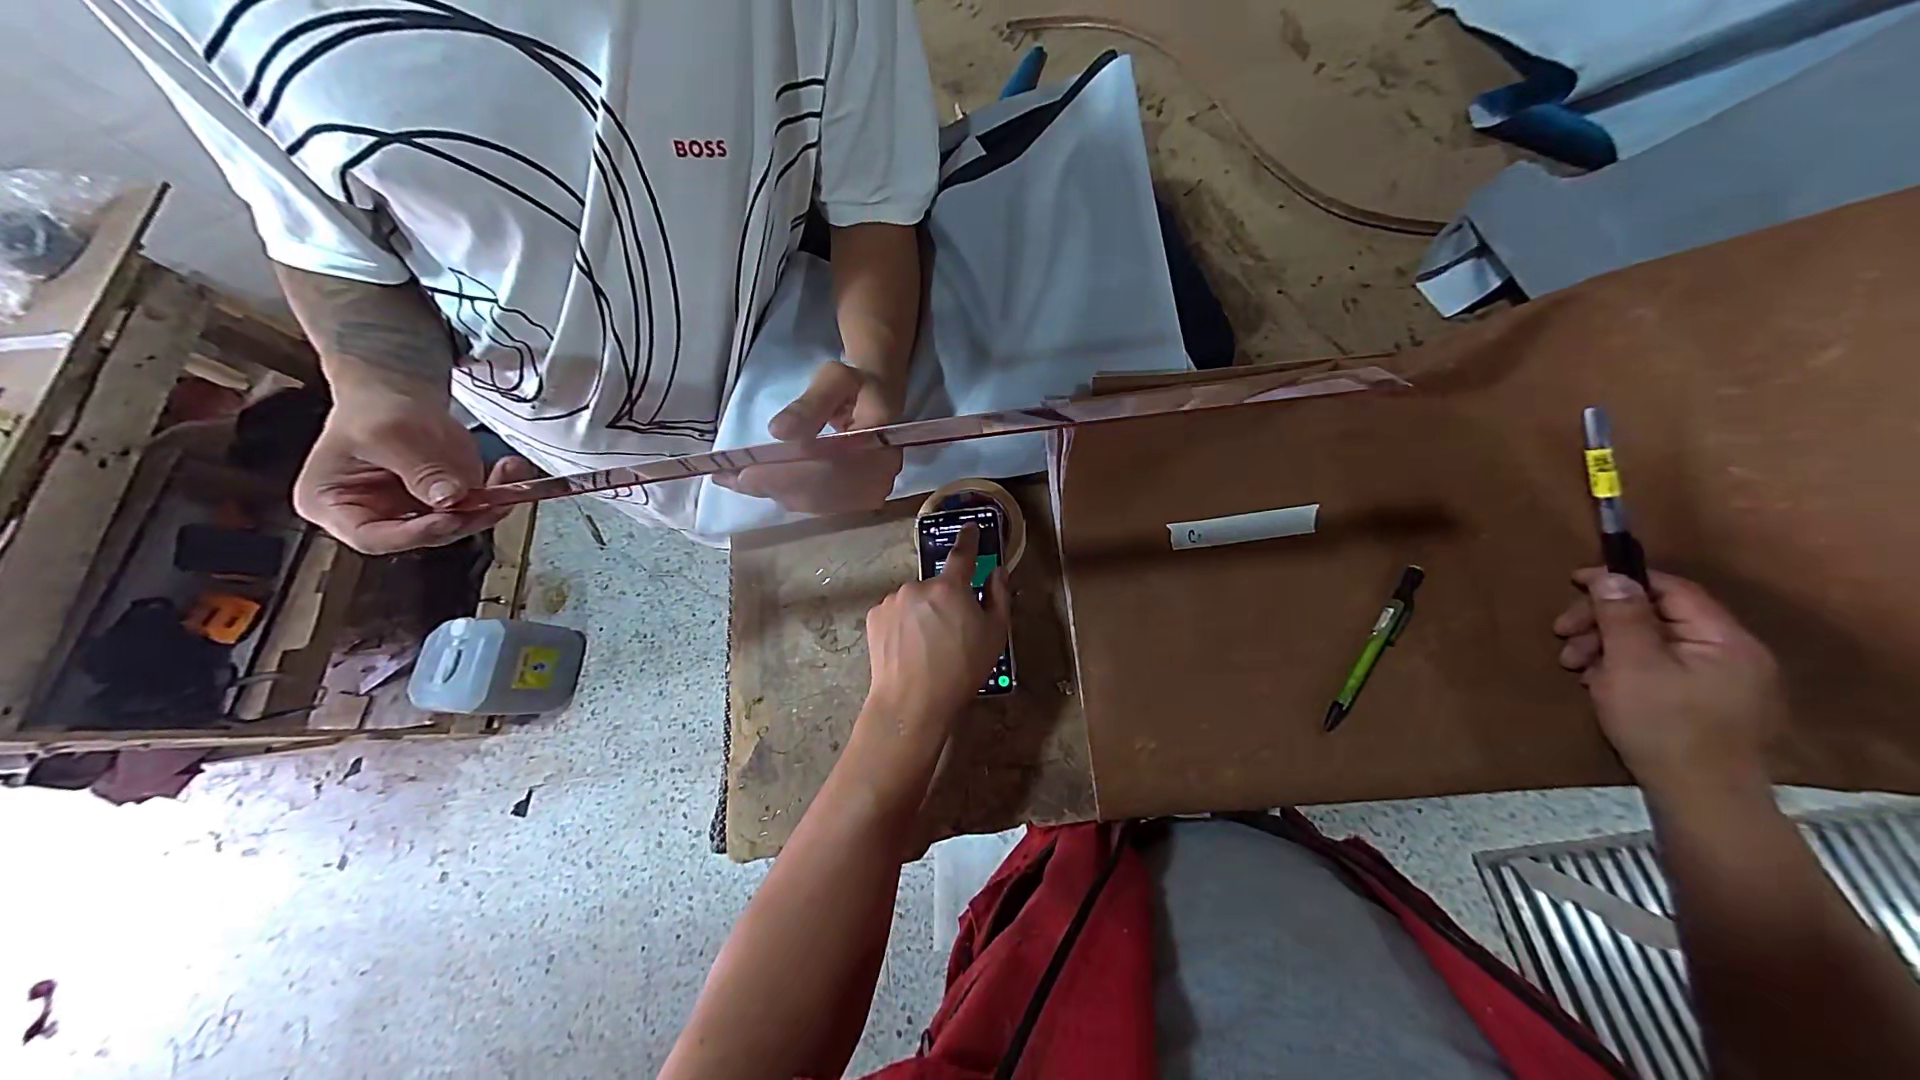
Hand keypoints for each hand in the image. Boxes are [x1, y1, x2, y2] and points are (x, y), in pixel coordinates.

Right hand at [294, 383, 537, 554]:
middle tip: (490, 497)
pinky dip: (500, 490)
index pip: (374, 538)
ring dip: (491, 503)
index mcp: (333, 505)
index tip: (448, 518)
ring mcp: (417, 512)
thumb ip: (419, 470)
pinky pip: (479, 506)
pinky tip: (511, 469)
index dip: (415, 534)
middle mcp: (377, 516)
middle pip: (428, 534)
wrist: (401, 393)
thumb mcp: (388, 435)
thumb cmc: (376, 409)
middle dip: (466, 516)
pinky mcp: (449, 503)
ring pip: (462, 522)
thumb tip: (448, 497)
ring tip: (509, 472)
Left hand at [714, 360, 903, 512]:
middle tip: (726, 477)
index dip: (786, 474)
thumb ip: (810, 403)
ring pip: (812, 503)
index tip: (745, 473)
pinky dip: (782, 494)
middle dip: (770, 485)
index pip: (830, 469)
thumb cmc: (855, 386)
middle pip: (818, 493)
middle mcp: (880, 478)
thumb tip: (779, 431)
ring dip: (772, 491)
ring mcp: (869, 494)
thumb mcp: (834, 379)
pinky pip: (814, 505)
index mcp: (881, 443)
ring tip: (733, 479)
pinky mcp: (855, 502)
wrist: (877, 402)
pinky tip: (756, 483)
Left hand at [855, 525, 1010, 776]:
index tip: (970, 527)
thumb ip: (999, 597)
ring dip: (922, 613)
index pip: (962, 554)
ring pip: (914, 600)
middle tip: (952, 632)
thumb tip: (997, 572)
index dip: (969, 539)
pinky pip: (895, 613)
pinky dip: (902, 624)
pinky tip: (908, 648)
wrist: (912, 702)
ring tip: (927, 647)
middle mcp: (918, 586)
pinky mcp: (874, 617)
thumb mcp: (995, 636)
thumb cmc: (960, 671)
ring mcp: (892, 601)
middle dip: (945, 602)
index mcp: (950, 587)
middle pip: (938, 587)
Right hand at [1554, 568, 1784, 792]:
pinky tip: (1598, 682)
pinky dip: (1622, 666)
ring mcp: (1722, 679)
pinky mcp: (1706, 700)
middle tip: (1562, 635)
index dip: (1621, 581)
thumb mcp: (1630, 665)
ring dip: (1605, 644)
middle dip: (1603, 620)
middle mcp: (1732, 653)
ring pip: (1653, 642)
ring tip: (1574, 665)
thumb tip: (1612, 576)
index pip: (1672, 590)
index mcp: (1724, 640)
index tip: (1574, 582)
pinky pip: (1658, 665)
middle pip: (1657, 616)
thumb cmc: (1663, 725)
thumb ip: (1623, 617)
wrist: (1700, 795)